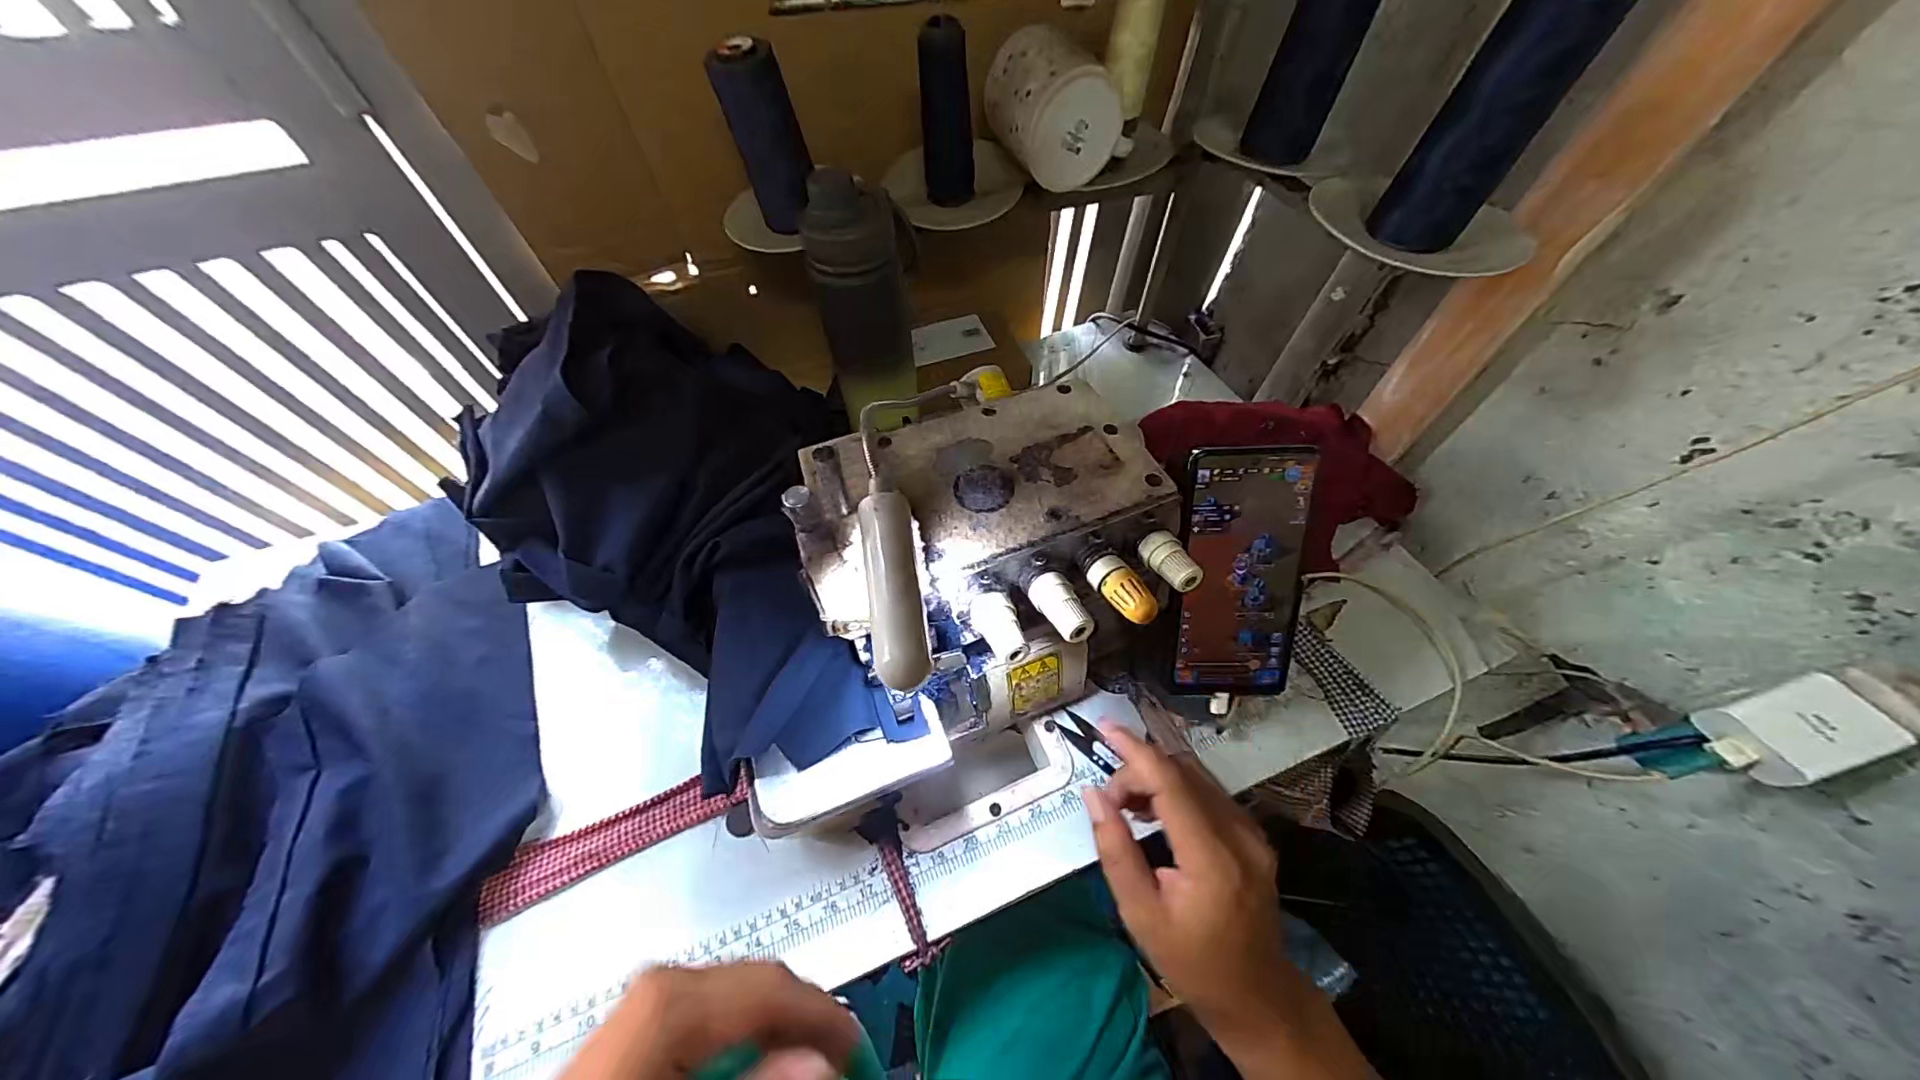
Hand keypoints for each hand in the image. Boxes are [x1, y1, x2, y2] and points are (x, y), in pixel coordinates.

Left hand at [558, 962, 858, 1079]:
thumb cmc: (621, 1077)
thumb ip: (757, 1079)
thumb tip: (819, 1061)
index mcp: (672, 996)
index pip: (775, 985)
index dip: (826, 1016)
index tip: (855, 1046)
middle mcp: (661, 981)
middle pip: (761, 981)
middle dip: (804, 1017)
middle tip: (839, 1054)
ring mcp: (648, 994)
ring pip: (740, 991)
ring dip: (776, 1024)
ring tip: (800, 1060)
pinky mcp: (641, 1014)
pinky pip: (712, 1005)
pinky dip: (743, 1028)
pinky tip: (752, 1059)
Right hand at [1082, 726, 1369, 1079]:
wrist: (1256, 994)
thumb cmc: (1192, 961)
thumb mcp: (1140, 914)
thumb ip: (1116, 849)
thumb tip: (1095, 795)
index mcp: (1212, 858)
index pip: (1171, 783)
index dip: (1135, 750)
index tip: (1105, 727)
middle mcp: (1240, 835)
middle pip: (1182, 772)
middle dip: (1138, 770)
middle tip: (1110, 799)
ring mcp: (1252, 833)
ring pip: (1197, 775)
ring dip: (1156, 776)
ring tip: (1128, 805)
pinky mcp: (1253, 834)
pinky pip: (1209, 791)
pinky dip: (1176, 788)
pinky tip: (1155, 811)